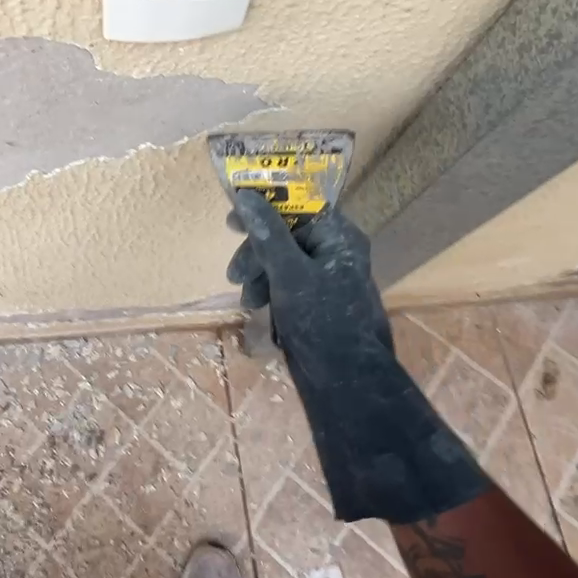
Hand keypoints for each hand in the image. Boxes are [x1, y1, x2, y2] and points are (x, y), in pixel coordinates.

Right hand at [224, 190, 385, 350]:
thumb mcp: (288, 272)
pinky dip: (269, 291)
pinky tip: (258, 308)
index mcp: (338, 238)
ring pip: (282, 261)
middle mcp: (335, 252)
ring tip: (248, 299)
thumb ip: (267, 233)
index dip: (264, 210)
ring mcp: (326, 278)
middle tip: (234, 274)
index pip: (298, 207)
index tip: (232, 222)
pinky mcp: (316, 302)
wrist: (345, 382)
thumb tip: (247, 195)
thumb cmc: (320, 320)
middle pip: (285, 234)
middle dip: (256, 254)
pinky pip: (286, 283)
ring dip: (259, 275)